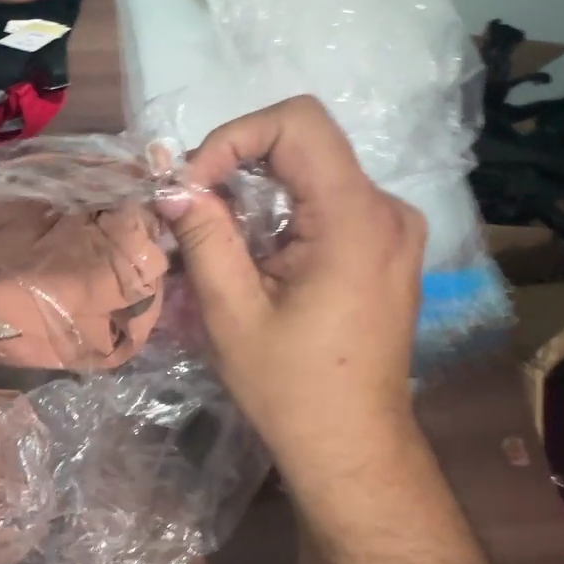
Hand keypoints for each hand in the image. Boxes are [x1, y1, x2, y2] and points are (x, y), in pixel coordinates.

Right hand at [164, 96, 426, 475]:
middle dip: (234, 166)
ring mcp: (392, 228)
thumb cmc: (288, 385)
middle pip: (304, 145)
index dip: (233, 137)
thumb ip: (204, 238)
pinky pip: (324, 205)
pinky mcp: (383, 248)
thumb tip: (171, 188)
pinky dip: (277, 215)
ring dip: (252, 194)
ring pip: (311, 174)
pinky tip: (249, 258)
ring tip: (210, 240)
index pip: (297, 123)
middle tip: (186, 212)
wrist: (349, 440)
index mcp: (355, 219)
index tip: (190, 187)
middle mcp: (386, 209)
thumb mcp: (232, 312)